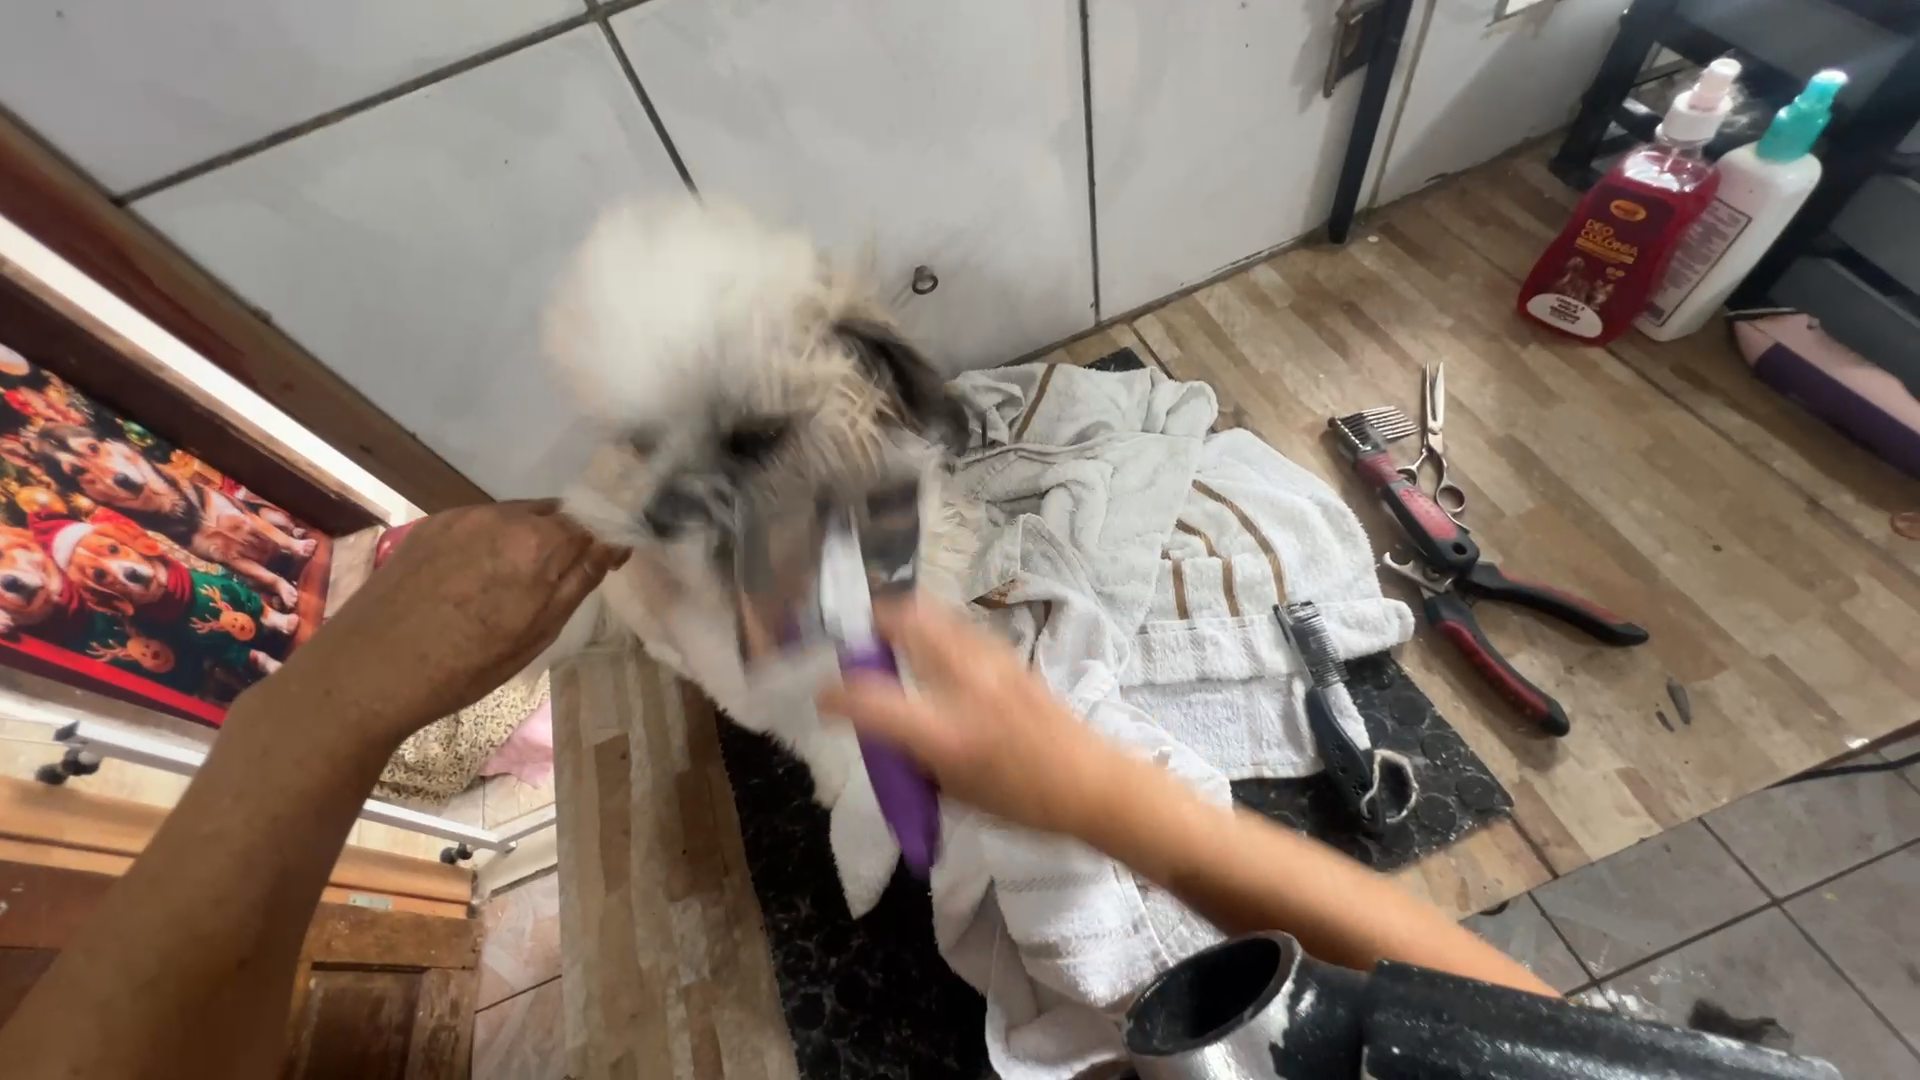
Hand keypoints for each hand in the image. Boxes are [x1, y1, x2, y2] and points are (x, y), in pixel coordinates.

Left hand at [270, 499, 626, 744]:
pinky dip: (495, 541)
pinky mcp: (430, 525)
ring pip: (519, 517)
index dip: (605, 543)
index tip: (606, 566)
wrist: (363, 675)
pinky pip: (483, 523)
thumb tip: (613, 543)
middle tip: (558, 582)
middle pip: (557, 515)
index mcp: (539, 543)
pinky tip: (479, 579)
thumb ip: (581, 580)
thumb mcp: (540, 632)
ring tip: (515, 584)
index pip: (595, 523)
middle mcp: (503, 516)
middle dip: (567, 540)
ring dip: (531, 540)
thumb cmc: (465, 665)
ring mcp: (463, 517)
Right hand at [817, 595, 1130, 836]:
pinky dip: (938, 630)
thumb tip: (889, 730)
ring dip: (907, 619)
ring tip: (896, 639)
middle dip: (874, 621)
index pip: (871, 700)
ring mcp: (991, 663)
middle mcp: (965, 685)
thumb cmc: (1023, 803)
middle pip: (908, 620)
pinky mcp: (1010, 655)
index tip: (824, 698)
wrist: (1091, 782)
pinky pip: (961, 627)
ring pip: (936, 612)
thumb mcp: (954, 792)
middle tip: (863, 638)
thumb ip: (915, 755)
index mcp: (947, 733)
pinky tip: (940, 654)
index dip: (835, 695)